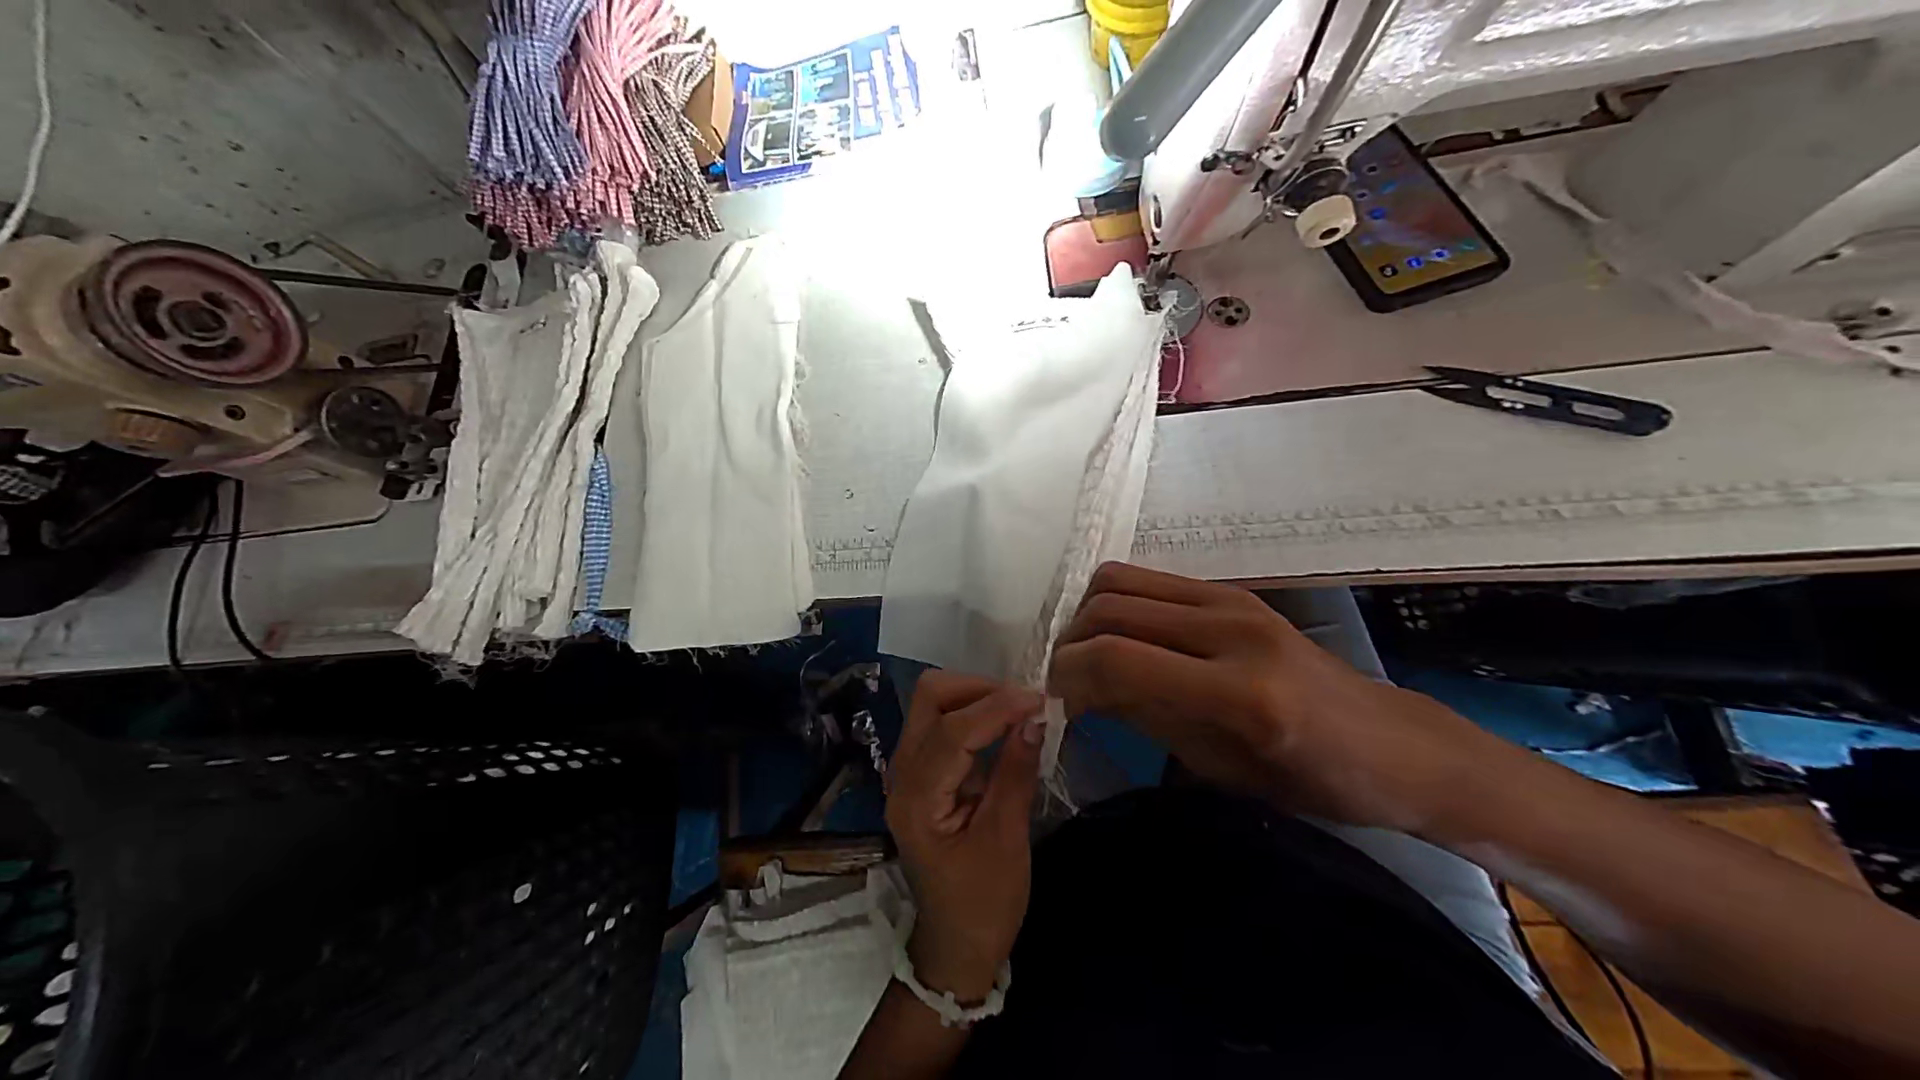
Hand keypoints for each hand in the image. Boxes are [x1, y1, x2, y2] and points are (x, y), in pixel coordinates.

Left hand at [886, 672, 1045, 1002]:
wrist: (956, 943)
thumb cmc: (984, 902)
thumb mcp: (1006, 839)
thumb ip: (1015, 772)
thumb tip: (1035, 718)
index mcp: (916, 799)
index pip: (952, 731)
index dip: (997, 707)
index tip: (1040, 699)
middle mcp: (900, 775)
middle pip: (929, 699)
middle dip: (978, 689)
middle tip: (1026, 703)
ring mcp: (906, 772)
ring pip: (932, 705)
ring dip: (976, 697)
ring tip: (1020, 710)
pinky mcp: (921, 774)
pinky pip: (940, 724)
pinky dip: (972, 714)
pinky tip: (1003, 725)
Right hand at [1048, 561, 1506, 833]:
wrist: (1396, 746)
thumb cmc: (1316, 782)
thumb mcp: (1221, 770)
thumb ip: (1147, 718)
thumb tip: (1082, 690)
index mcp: (1239, 693)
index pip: (1116, 658)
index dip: (1068, 675)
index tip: (1054, 699)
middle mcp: (1231, 628)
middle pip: (1108, 607)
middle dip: (1069, 643)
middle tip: (1065, 680)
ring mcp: (1233, 600)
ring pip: (1120, 580)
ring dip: (1088, 616)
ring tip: (1088, 656)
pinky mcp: (1234, 591)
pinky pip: (1150, 582)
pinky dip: (1118, 605)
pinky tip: (1125, 640)